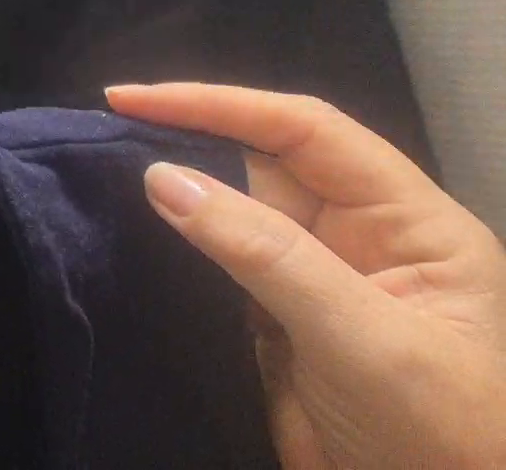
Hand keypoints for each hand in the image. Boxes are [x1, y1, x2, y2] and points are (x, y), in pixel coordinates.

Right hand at [110, 83, 505, 469]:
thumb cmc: (444, 440)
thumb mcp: (366, 343)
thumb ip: (265, 253)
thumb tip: (159, 175)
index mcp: (411, 225)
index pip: (306, 131)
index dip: (218, 103)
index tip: (130, 101)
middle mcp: (357, 234)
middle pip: (257, 157)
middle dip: (181, 134)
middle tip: (98, 128)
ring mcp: (308, 272)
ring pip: (225, 201)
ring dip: (165, 181)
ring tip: (93, 162)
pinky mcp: (264, 307)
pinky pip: (205, 249)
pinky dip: (161, 230)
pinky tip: (119, 219)